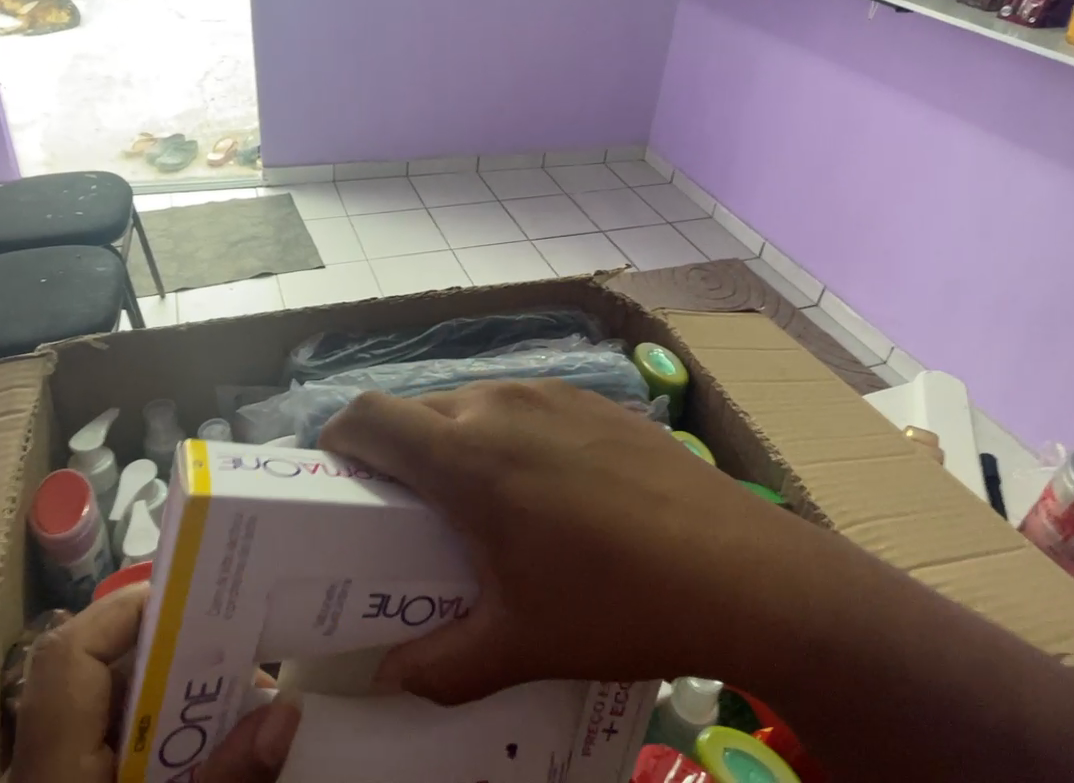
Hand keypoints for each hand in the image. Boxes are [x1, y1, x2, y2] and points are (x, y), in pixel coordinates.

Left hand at [11, 582, 299, 782]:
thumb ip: (224, 782)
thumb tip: (288, 715)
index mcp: (51, 769)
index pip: (66, 654)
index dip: (123, 612)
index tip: (193, 601)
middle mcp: (45, 765)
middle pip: (102, 675)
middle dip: (180, 657)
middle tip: (246, 655)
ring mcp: (60, 782)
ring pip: (118, 710)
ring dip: (184, 699)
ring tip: (246, 705)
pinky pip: (123, 747)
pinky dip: (171, 738)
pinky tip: (218, 752)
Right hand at [318, 380, 790, 703]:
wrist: (738, 569)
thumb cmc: (614, 604)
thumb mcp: (517, 645)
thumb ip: (438, 667)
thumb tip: (392, 679)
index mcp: (467, 456)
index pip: (368, 417)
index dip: (338, 440)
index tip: (335, 478)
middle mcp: (502, 406)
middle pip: (418, 410)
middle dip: (396, 450)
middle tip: (406, 507)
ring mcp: (556, 394)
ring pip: (474, 403)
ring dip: (455, 439)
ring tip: (478, 498)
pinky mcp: (598, 401)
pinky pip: (526, 404)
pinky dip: (507, 432)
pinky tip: (545, 485)